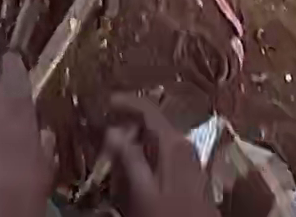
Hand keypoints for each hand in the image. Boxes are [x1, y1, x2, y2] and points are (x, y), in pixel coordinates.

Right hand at [104, 95, 218, 216]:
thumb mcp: (143, 193)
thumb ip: (129, 159)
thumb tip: (112, 130)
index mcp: (173, 142)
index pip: (147, 109)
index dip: (126, 102)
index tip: (106, 103)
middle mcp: (183, 144)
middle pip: (152, 124)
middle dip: (128, 128)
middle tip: (105, 140)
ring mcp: (188, 160)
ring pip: (157, 142)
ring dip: (136, 145)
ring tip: (115, 160)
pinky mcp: (189, 177)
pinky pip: (163, 157)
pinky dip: (146, 159)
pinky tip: (134, 176)